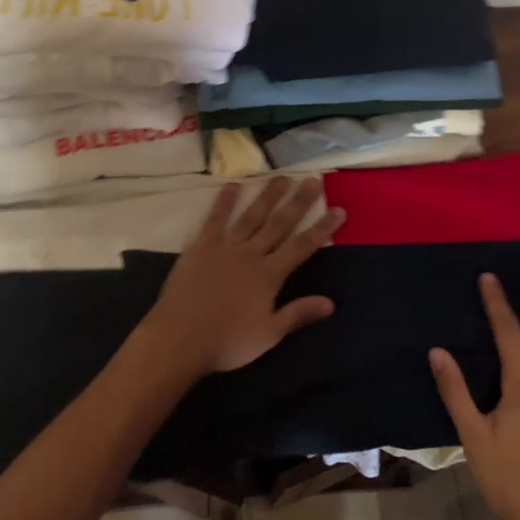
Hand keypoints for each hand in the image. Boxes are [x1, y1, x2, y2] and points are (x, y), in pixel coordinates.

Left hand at [135, 176, 344, 376]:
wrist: (180, 337)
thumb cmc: (227, 342)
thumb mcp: (269, 334)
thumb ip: (298, 314)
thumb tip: (331, 302)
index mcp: (269, 275)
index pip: (302, 246)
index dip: (322, 228)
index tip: (339, 210)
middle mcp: (250, 254)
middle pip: (279, 223)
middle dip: (299, 201)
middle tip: (313, 179)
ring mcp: (224, 247)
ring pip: (251, 215)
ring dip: (268, 195)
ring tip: (282, 177)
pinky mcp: (200, 247)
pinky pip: (215, 219)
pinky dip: (224, 202)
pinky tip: (232, 186)